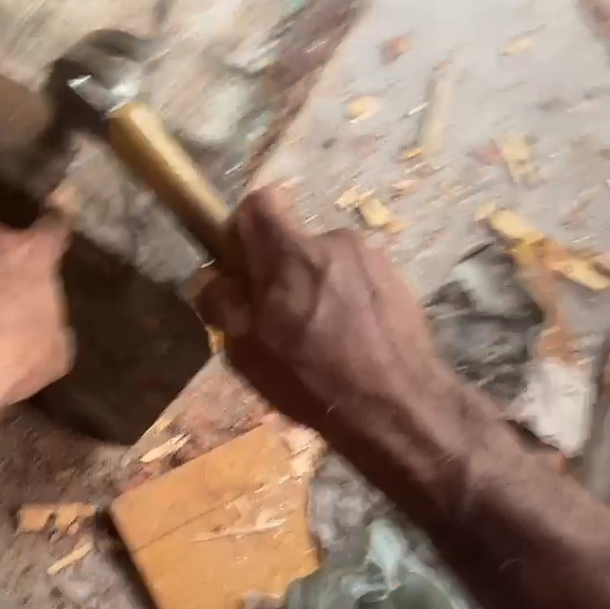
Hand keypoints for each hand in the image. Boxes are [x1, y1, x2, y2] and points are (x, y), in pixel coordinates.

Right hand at [196, 187, 466, 451]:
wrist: (396, 405)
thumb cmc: (310, 379)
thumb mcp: (246, 352)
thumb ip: (221, 305)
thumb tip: (210, 279)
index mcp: (290, 253)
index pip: (259, 203)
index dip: (243, 228)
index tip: (242, 265)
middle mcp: (333, 241)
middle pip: (293, 243)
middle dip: (281, 273)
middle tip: (280, 322)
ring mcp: (372, 257)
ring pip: (326, 264)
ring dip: (316, 289)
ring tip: (321, 340)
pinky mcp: (399, 278)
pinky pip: (356, 280)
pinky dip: (346, 302)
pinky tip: (351, 343)